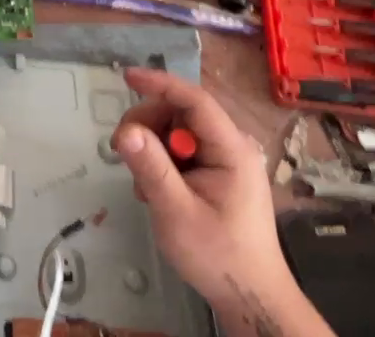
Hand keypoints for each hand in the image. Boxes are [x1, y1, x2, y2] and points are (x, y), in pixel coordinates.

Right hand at [113, 69, 303, 321]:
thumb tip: (125, 130)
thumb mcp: (176, 212)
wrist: (250, 297)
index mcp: (232, 150)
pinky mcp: (219, 173)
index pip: (194, 100)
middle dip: (148, 125)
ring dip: (153, 147)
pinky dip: (163, 162)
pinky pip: (183, 149)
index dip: (159, 83)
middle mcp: (233, 146)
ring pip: (177, 130)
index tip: (125, 77)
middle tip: (124, 152)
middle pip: (180, 112)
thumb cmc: (218, 256)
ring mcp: (227, 160)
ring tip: (145, 185)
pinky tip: (158, 191)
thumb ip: (151, 168)